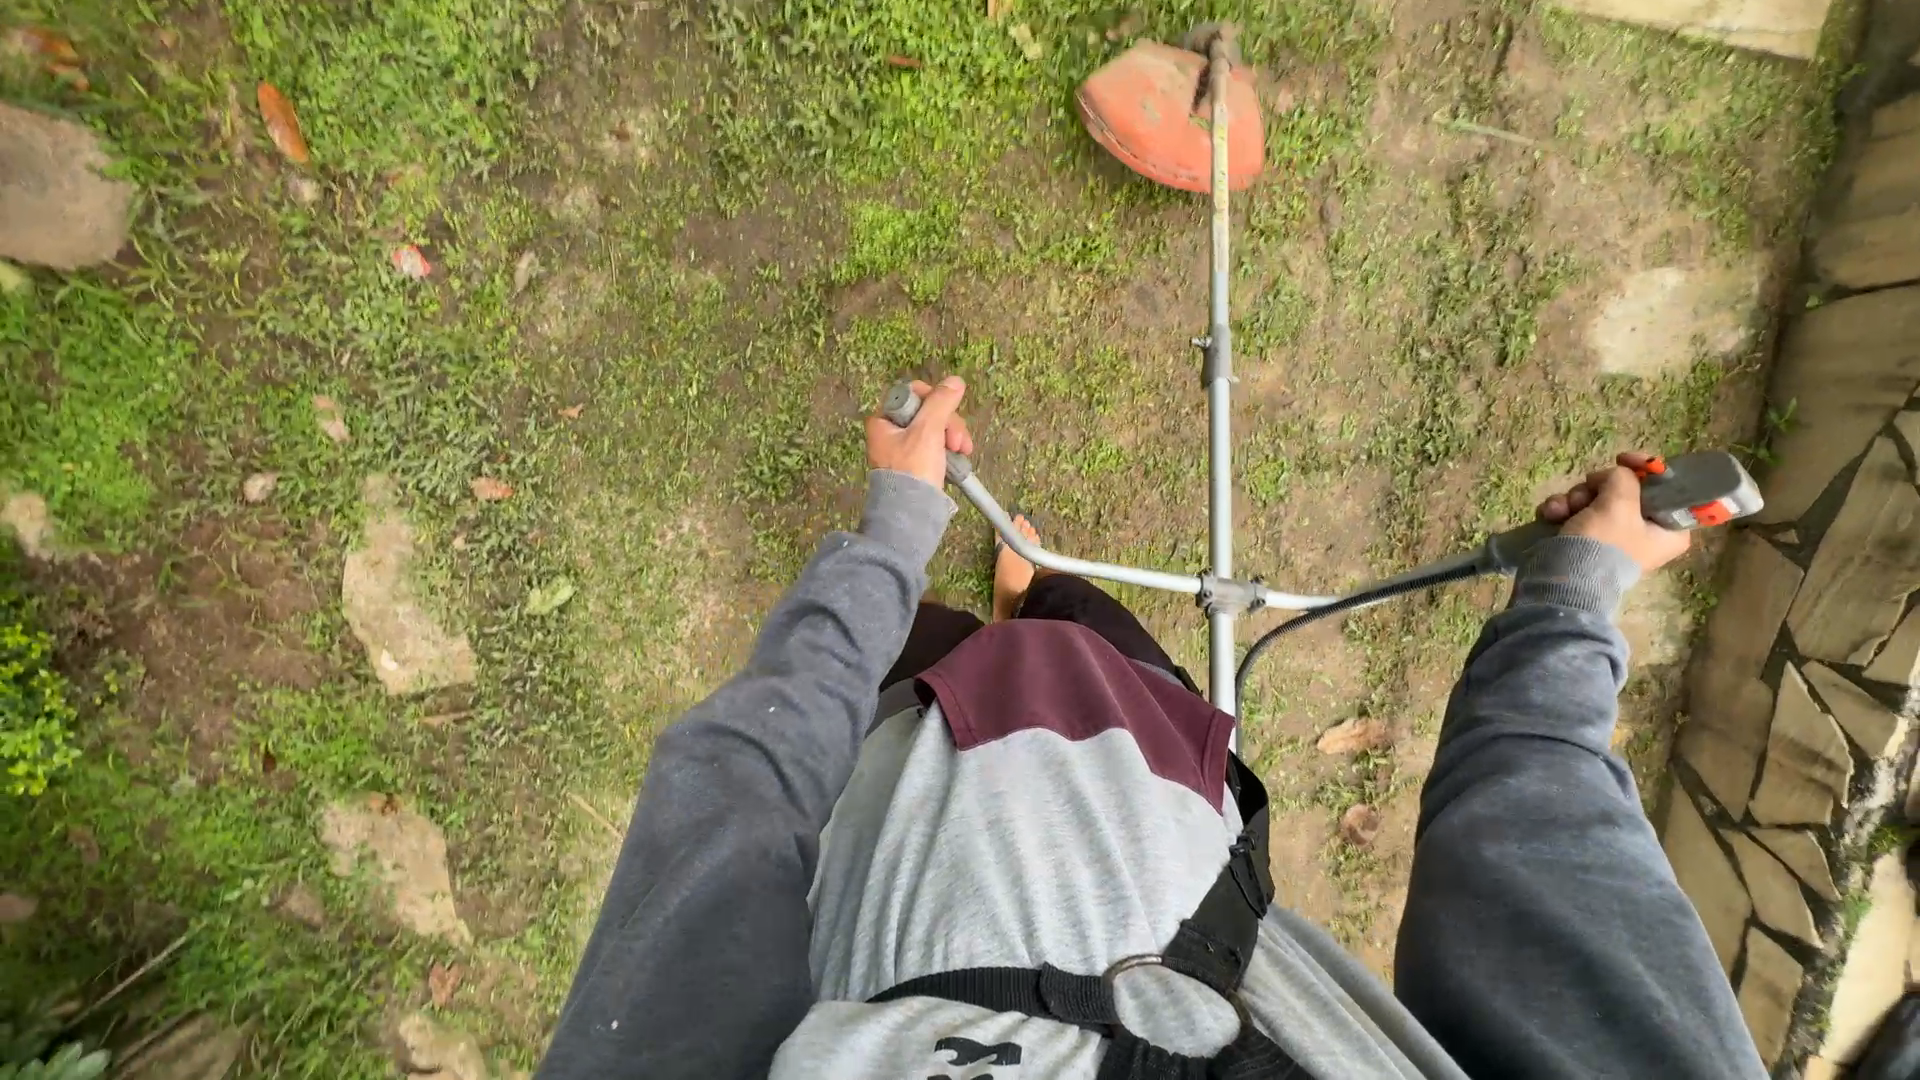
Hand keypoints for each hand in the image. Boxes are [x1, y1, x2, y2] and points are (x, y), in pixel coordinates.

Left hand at [864, 376, 973, 489]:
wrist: (911, 513)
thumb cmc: (914, 469)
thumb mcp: (928, 431)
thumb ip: (941, 403)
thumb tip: (955, 381)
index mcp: (884, 420)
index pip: (913, 394)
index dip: (935, 401)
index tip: (947, 416)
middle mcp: (890, 431)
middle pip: (928, 411)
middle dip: (949, 424)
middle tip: (958, 443)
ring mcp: (903, 448)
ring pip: (935, 428)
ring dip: (953, 437)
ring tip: (963, 452)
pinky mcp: (916, 463)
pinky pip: (936, 445)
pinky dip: (948, 449)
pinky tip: (958, 459)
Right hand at [1535, 452, 1690, 574]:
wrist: (1562, 579)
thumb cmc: (1602, 544)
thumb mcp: (1619, 504)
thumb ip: (1623, 479)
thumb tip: (1613, 474)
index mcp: (1669, 529)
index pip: (1666, 488)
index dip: (1643, 470)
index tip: (1621, 458)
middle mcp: (1643, 532)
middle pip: (1622, 492)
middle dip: (1596, 489)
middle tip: (1584, 496)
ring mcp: (1610, 537)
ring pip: (1593, 500)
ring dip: (1572, 498)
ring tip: (1561, 509)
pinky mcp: (1582, 540)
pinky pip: (1574, 513)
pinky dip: (1560, 510)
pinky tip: (1550, 515)